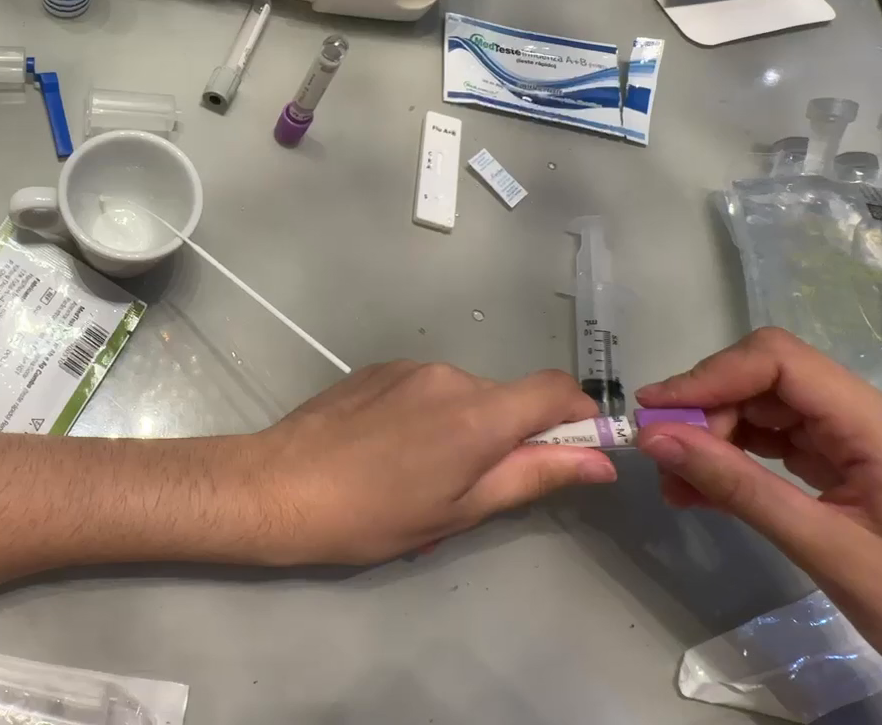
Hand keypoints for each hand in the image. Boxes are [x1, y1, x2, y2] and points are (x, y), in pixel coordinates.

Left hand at [244, 361, 614, 565]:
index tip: (571, 453)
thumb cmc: (373, 514)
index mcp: (476, 412)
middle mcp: (444, 375)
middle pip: (504, 396)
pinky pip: (421, 388)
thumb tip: (600, 457)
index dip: (576, 417)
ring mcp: (403, 367)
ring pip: (461, 393)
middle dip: (507, 436)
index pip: (555, 389)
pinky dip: (425, 414)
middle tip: (470, 487)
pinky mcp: (372, 370)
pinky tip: (388, 450)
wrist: (281, 484)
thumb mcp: (461, 510)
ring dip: (462, 427)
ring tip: (419, 475)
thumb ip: (533, 476)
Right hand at [636, 328, 881, 724]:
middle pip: (768, 384)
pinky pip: (786, 443)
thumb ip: (735, 486)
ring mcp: (877, 441)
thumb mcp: (827, 551)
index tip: (654, 413)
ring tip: (675, 484)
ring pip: (770, 412)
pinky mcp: (867, 464)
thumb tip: (650, 437)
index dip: (708, 376)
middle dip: (705, 415)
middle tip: (662, 461)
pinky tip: (706, 489)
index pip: (780, 361)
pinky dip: (741, 460)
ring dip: (715, 440)